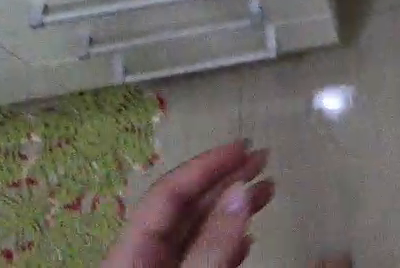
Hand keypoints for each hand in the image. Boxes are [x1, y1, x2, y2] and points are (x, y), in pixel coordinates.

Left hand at [102, 139, 274, 267]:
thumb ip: (210, 245)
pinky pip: (202, 260)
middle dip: (226, 179)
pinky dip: (226, 246)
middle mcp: (144, 256)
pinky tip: (249, 237)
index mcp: (131, 250)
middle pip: (186, 208)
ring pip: (199, 232)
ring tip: (268, 189)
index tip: (244, 144)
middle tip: (263, 156)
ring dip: (234, 209)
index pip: (169, 191)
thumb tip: (241, 193)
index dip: (206, 163)